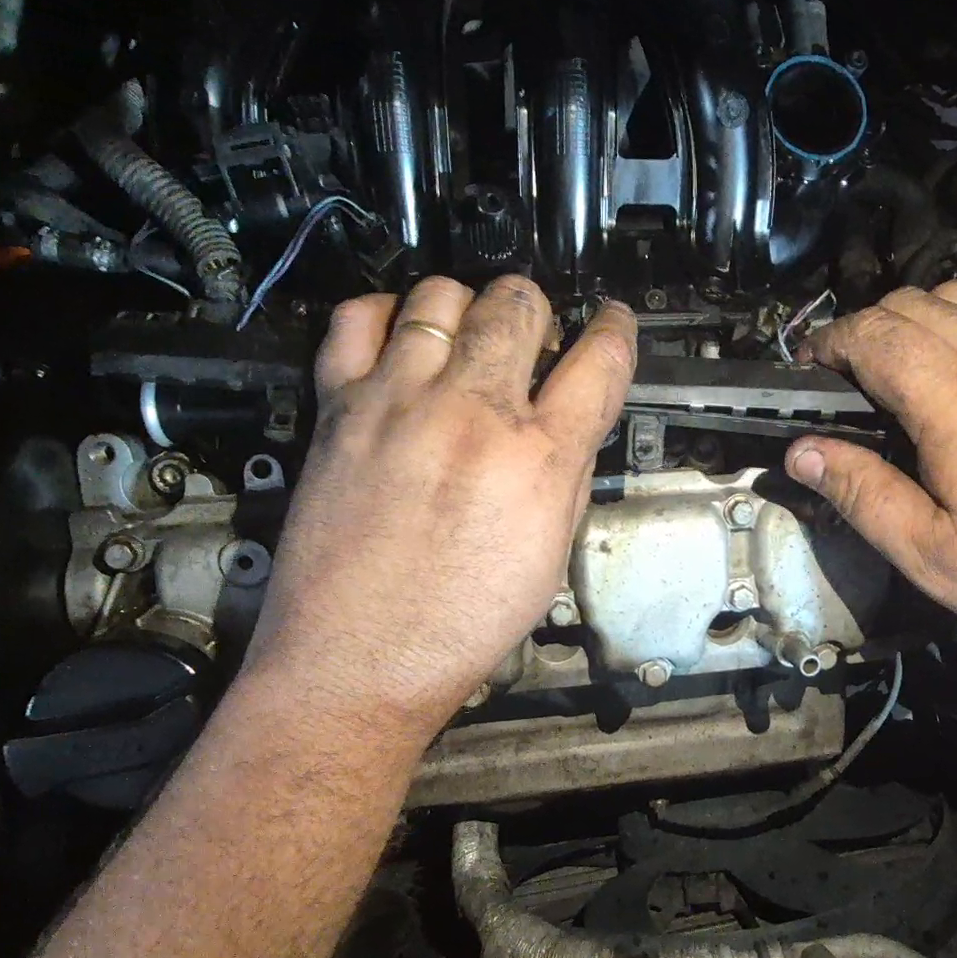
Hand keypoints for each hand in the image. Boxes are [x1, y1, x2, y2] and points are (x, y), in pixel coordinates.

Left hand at [248, 276, 635, 729]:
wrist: (357, 662)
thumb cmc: (454, 627)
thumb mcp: (548, 557)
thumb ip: (565, 474)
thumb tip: (570, 423)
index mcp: (537, 459)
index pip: (599, 359)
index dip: (615, 330)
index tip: (610, 322)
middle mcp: (471, 415)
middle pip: (519, 304)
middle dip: (538, 310)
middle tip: (533, 335)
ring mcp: (399, 403)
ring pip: (442, 294)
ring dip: (467, 307)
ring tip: (466, 337)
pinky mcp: (341, 408)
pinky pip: (358, 319)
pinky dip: (384, 315)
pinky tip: (400, 341)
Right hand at [784, 281, 956, 683]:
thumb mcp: (931, 553)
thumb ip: (862, 493)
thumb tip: (800, 451)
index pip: (877, 335)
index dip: (830, 342)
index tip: (803, 371)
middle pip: (914, 304)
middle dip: (860, 326)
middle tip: (835, 375)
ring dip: (909, 317)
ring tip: (887, 366)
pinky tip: (953, 370)